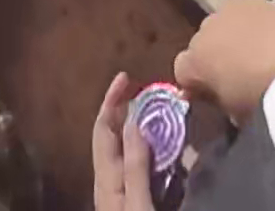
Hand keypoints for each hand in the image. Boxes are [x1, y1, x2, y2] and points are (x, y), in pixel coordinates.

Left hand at [91, 72, 153, 210]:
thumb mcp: (137, 205)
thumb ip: (135, 167)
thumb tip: (133, 120)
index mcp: (106, 177)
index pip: (103, 127)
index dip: (112, 98)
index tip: (125, 76)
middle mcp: (110, 181)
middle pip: (115, 135)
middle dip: (130, 110)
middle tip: (152, 94)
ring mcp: (120, 193)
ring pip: (129, 150)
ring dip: (144, 130)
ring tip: (164, 116)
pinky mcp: (133, 203)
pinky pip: (141, 167)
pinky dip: (154, 152)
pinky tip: (171, 153)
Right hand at [173, 0, 274, 121]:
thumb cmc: (262, 98)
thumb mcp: (237, 114)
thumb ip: (224, 101)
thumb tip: (223, 98)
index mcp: (195, 56)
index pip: (184, 69)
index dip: (198, 85)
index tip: (215, 100)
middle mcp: (207, 25)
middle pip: (205, 41)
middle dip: (219, 57)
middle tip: (239, 81)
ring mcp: (233, 7)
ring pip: (227, 24)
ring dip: (238, 37)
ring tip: (262, 60)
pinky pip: (251, 15)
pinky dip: (259, 26)